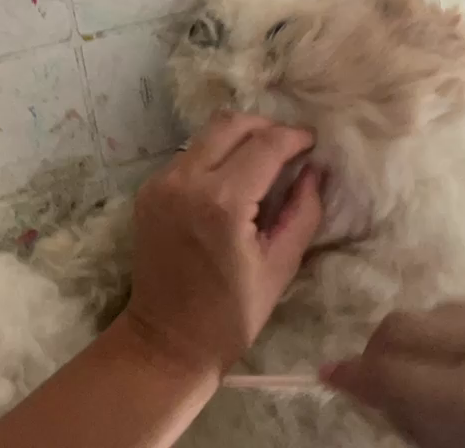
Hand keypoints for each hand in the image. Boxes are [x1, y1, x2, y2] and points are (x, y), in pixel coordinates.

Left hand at [118, 111, 323, 376]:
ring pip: (205, 135)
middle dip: (265, 126)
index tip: (312, 141)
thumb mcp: (280, 268)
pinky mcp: (148, 189)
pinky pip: (187, 156)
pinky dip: (213, 156)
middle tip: (289, 144)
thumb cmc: (230, 315)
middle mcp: (186, 180)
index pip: (265, 145)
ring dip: (238, 138)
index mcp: (222, 202)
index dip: (294, 136)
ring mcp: (161, 181)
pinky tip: (231, 179)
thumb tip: (316, 170)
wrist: (166, 340)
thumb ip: (302, 212)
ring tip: (263, 159)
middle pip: (230, 124)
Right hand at [321, 296, 464, 447]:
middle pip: (407, 324)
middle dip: (386, 353)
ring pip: (448, 310)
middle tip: (383, 377)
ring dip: (440, 343)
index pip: (388, 371)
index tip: (332, 376)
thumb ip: (426, 429)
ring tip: (458, 378)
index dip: (353, 377)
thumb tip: (376, 394)